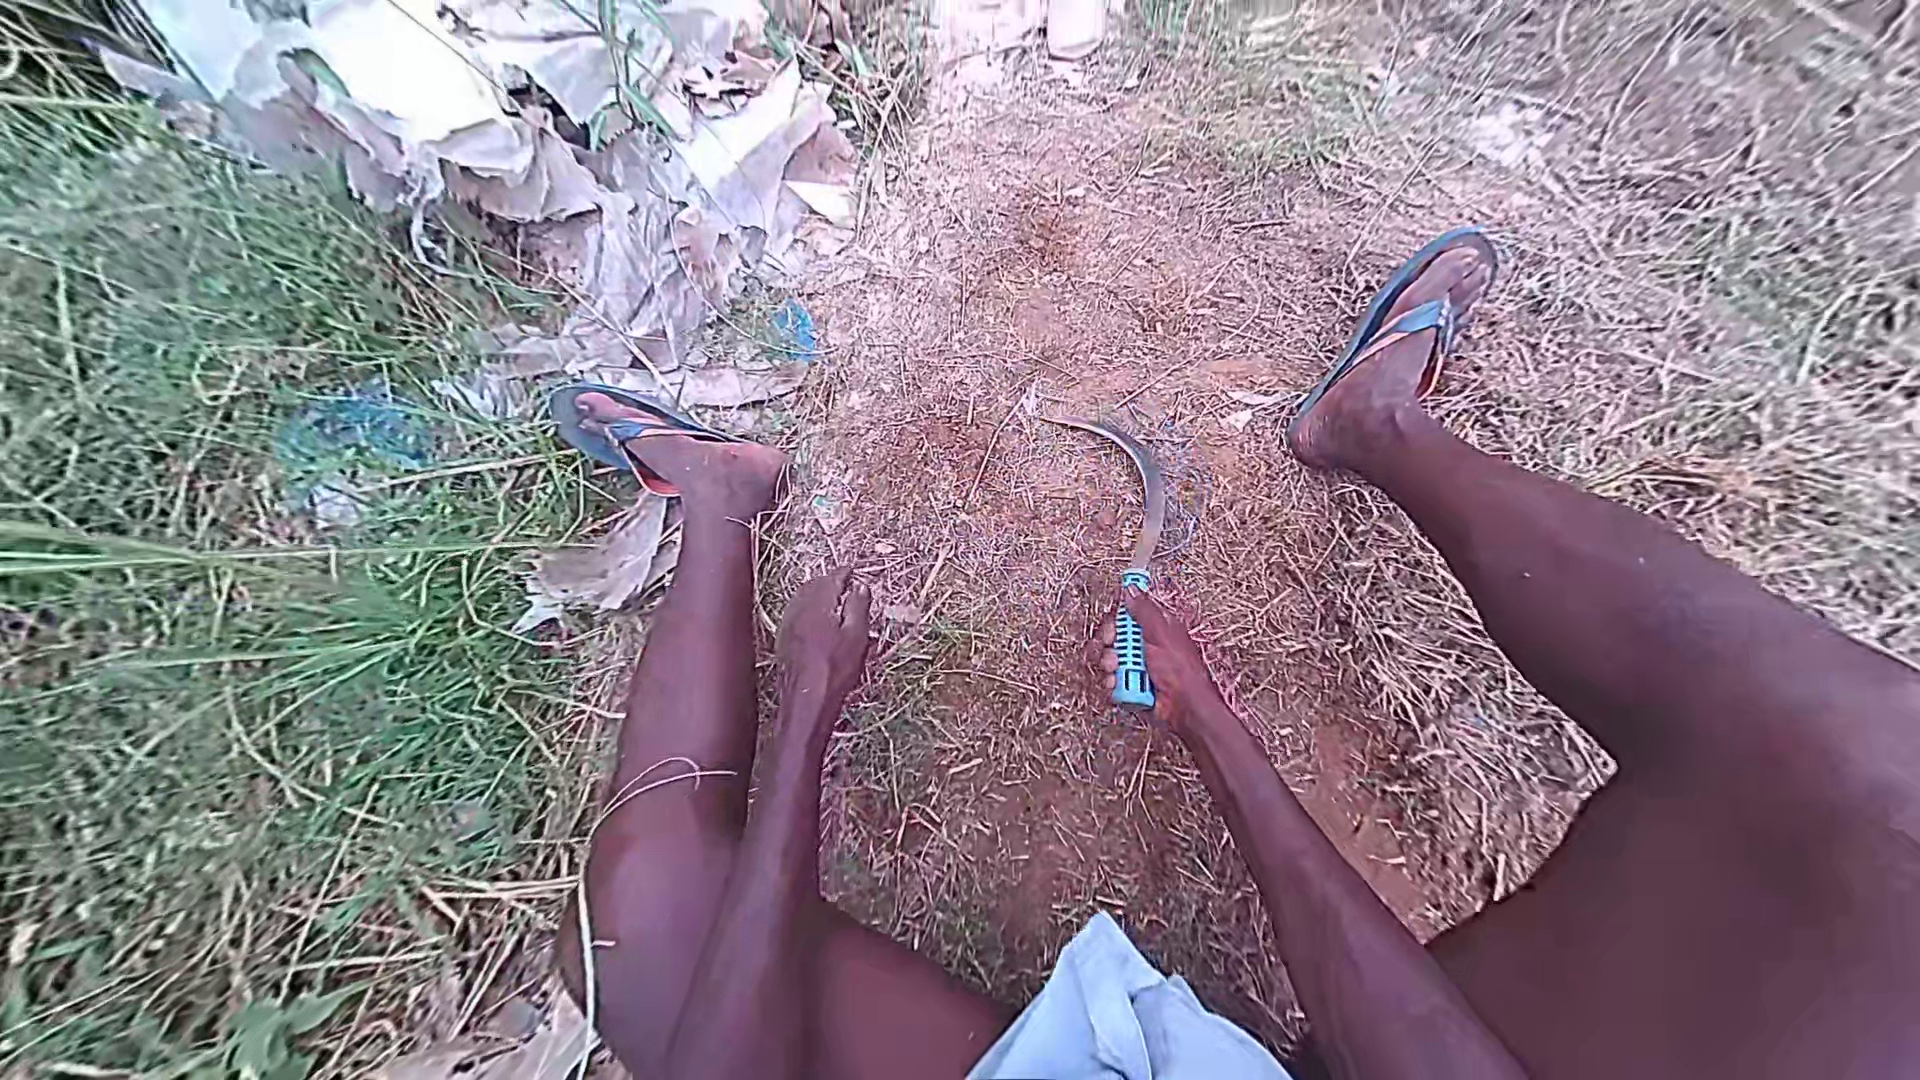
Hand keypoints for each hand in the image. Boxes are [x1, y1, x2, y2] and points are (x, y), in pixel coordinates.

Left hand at [776, 567, 872, 720]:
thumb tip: (859, 586)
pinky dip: (809, 606)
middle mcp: (798, 611)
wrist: (807, 701)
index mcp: (817, 605)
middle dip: (830, 580)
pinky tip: (817, 617)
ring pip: (802, 598)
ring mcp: (788, 625)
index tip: (853, 570)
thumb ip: (858, 606)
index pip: (831, 579)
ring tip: (833, 596)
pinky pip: (796, 612)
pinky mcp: (784, 639)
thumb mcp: (857, 636)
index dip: (844, 573)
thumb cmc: (835, 670)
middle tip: (845, 581)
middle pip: (813, 585)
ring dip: (818, 592)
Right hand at [1093, 587, 1230, 734]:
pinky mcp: (1130, 685)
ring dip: (1110, 666)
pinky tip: (1119, 685)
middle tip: (1116, 654)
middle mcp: (1145, 647)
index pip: (1125, 618)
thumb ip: (1144, 611)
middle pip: (1112, 638)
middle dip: (1109, 646)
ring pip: (1108, 659)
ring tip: (1118, 672)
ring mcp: (1137, 666)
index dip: (1115, 623)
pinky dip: (1112, 683)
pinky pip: (1110, 679)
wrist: (1184, 709)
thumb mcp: (1161, 634)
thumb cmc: (1181, 672)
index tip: (1113, 630)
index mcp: (1155, 629)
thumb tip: (1131, 589)